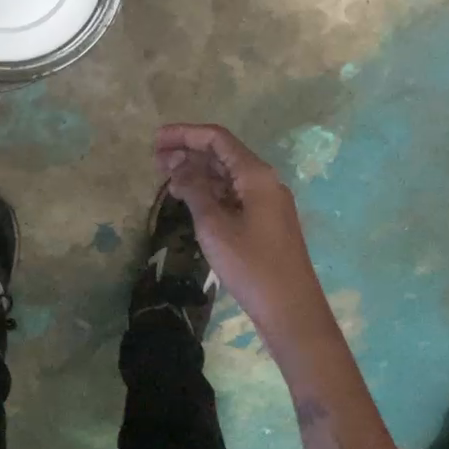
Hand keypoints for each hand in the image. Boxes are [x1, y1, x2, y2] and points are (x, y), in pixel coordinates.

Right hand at [155, 123, 323, 332]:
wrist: (293, 315)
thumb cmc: (251, 266)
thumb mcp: (214, 226)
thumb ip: (194, 189)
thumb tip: (178, 165)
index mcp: (256, 175)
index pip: (216, 138)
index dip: (184, 134)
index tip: (156, 141)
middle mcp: (264, 181)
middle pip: (222, 153)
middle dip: (188, 152)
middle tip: (155, 161)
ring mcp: (267, 202)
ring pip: (227, 174)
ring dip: (197, 172)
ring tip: (167, 180)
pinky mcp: (265, 221)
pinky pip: (233, 193)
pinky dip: (209, 191)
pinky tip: (189, 200)